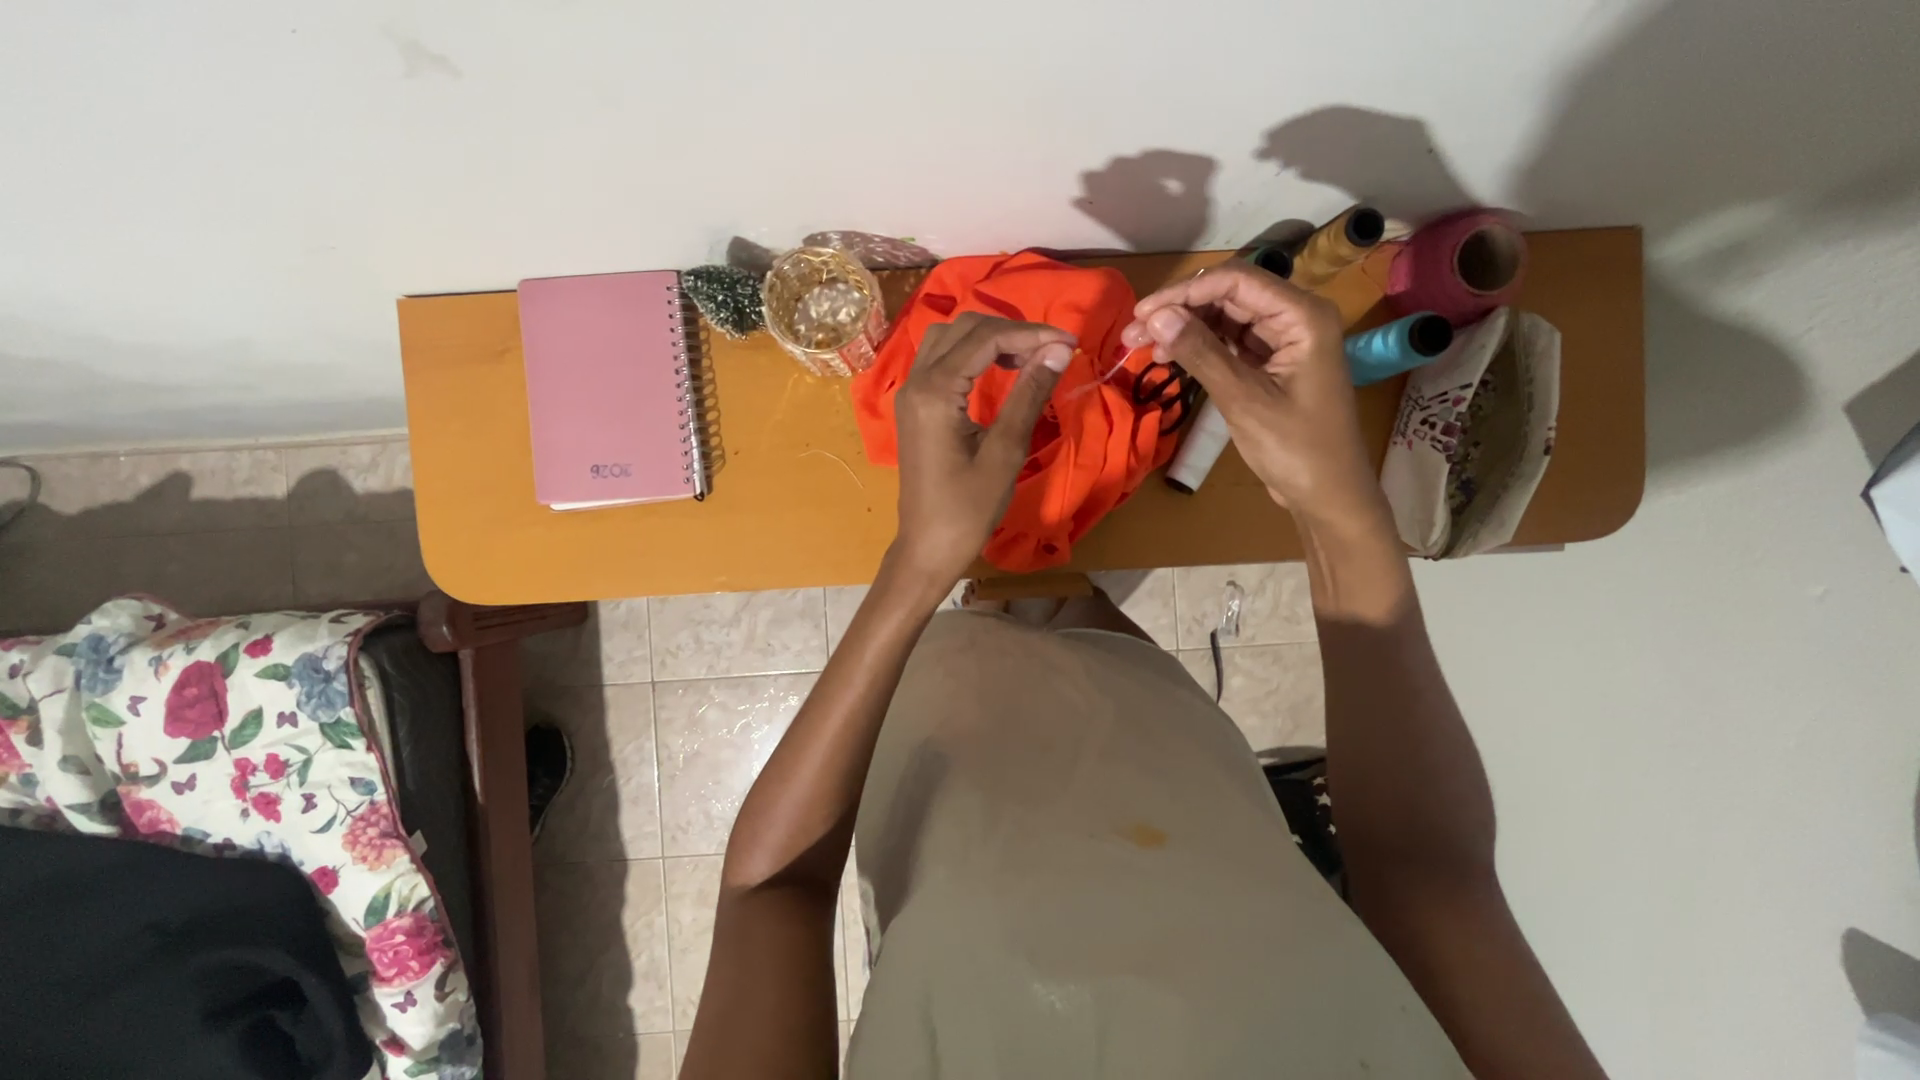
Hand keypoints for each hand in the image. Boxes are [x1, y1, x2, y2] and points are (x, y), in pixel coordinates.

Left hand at [892, 313, 1074, 587]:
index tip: (1070, 342)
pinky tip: (1000, 369)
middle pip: (964, 327)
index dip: (1031, 334)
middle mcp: (915, 382)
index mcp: (935, 393)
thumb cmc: (967, 509)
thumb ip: (1029, 396)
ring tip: (1028, 357)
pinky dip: (971, 353)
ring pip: (948, 338)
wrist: (927, 546)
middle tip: (1051, 350)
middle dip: (1011, 331)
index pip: (986, 338)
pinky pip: (940, 359)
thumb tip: (1058, 351)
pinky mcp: (913, 405)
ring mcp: (910, 392)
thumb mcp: (1005, 453)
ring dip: (989, 337)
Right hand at [1120, 260, 1386, 529]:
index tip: (1141, 314)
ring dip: (1184, 328)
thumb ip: (1201, 353)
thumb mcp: (1244, 400)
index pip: (1235, 281)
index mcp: (1302, 316)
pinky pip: (1229, 342)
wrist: (1328, 494)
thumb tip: (1157, 317)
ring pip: (1224, 318)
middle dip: (1179, 310)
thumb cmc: (1296, 448)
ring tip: (1143, 347)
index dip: (1184, 292)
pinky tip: (1169, 358)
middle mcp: (1295, 317)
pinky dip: (1198, 347)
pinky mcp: (1271, 363)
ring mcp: (1283, 341)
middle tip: (1133, 333)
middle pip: (1228, 295)